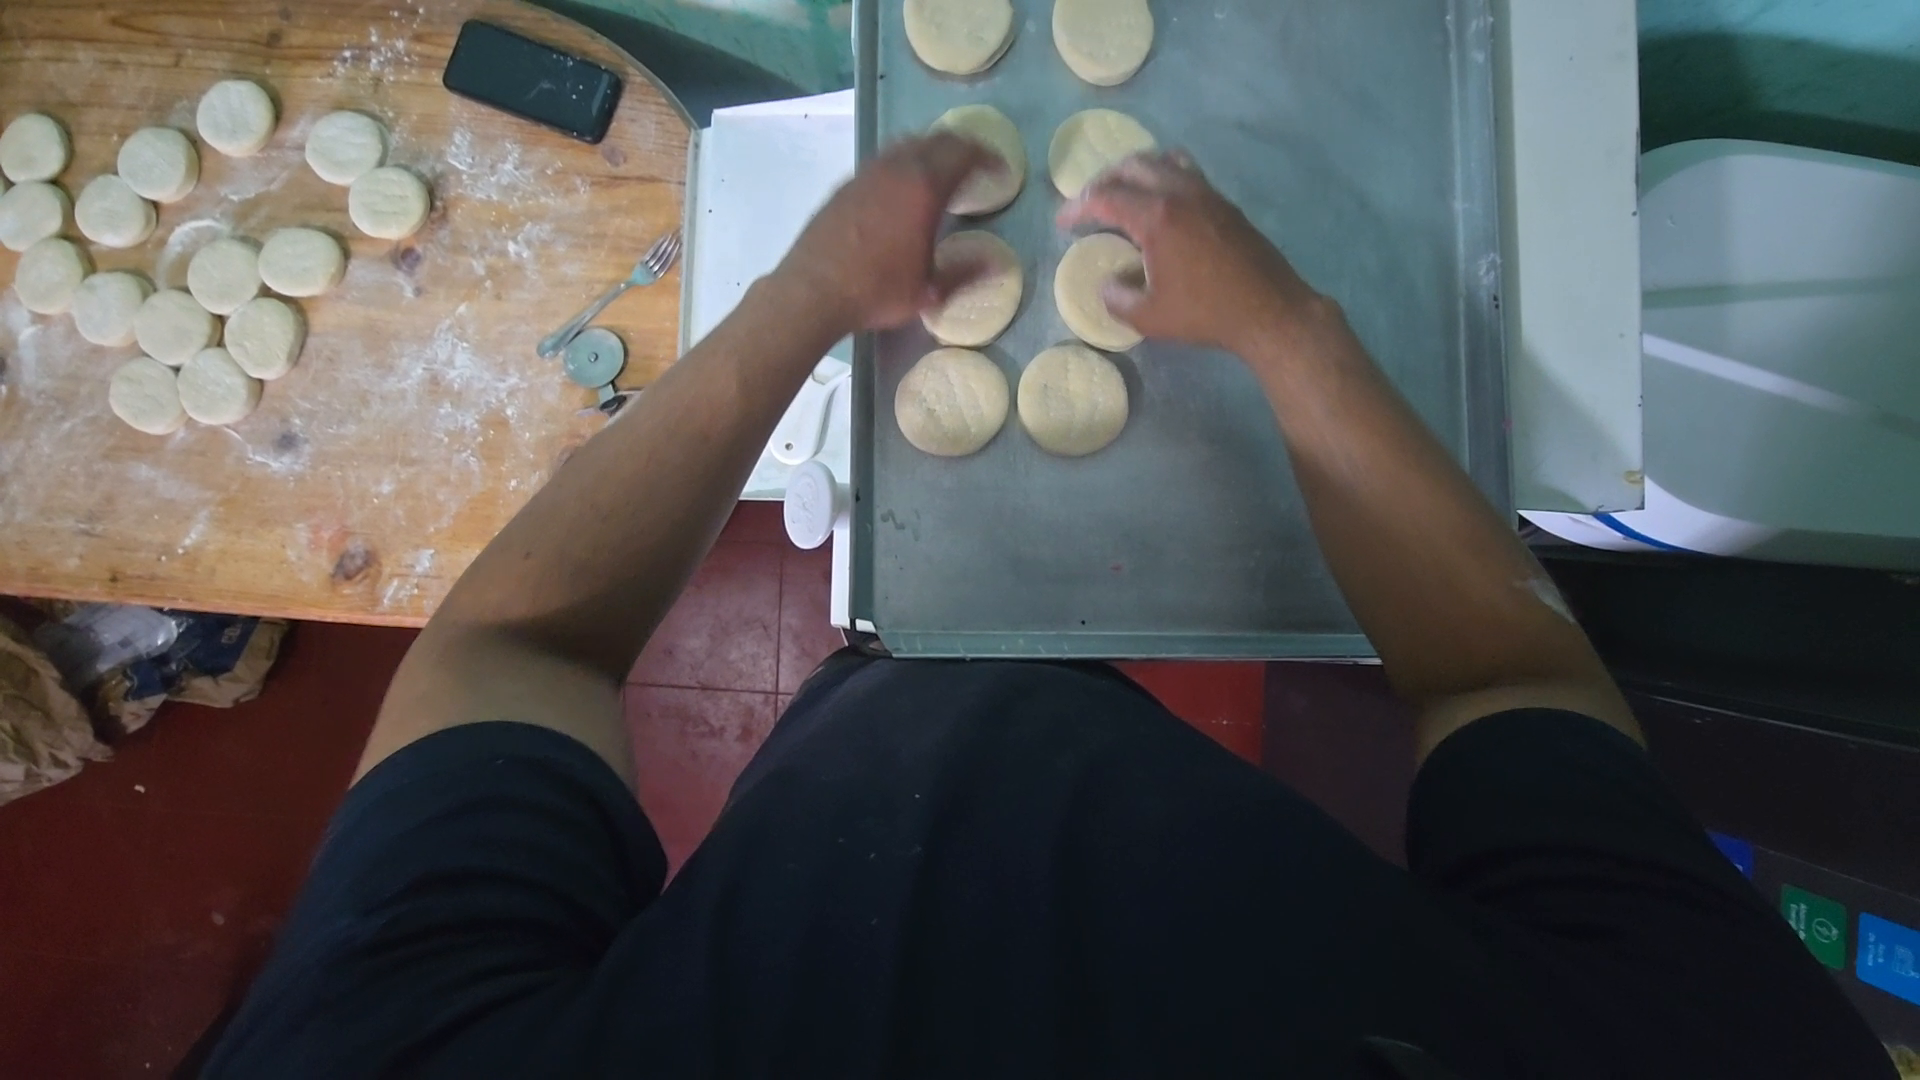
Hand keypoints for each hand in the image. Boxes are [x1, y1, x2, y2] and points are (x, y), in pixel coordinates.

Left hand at [772, 133, 998, 333]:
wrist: (813, 292)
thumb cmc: (877, 292)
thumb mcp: (929, 290)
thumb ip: (967, 272)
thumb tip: (999, 265)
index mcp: (924, 188)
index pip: (964, 153)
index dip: (988, 157)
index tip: (999, 171)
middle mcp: (895, 169)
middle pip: (936, 140)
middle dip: (961, 149)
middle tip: (974, 167)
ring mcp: (866, 173)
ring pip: (906, 146)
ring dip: (929, 154)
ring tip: (940, 176)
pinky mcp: (845, 186)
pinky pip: (882, 162)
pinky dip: (902, 166)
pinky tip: (901, 194)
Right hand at [1056, 151, 1328, 356]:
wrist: (1267, 310)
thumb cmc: (1204, 314)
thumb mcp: (1148, 317)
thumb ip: (1117, 298)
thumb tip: (1107, 285)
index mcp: (1157, 217)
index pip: (1106, 197)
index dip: (1078, 207)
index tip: (1062, 223)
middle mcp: (1180, 192)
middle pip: (1132, 165)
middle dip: (1103, 181)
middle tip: (1088, 204)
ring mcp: (1205, 193)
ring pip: (1162, 160)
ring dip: (1134, 172)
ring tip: (1122, 194)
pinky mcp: (1223, 202)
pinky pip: (1184, 172)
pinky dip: (1161, 177)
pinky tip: (1159, 204)